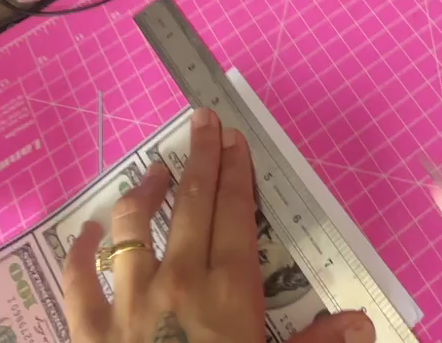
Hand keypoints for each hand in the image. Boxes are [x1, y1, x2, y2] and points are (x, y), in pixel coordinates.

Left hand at [63, 108, 374, 342]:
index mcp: (228, 292)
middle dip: (200, 158)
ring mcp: (129, 305)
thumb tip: (363, 323)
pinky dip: (80, 252)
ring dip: (144, 192)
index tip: (234, 136)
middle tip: (203, 120)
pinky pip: (78, 283)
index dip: (235, 170)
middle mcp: (178, 283)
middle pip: (192, 205)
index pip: (234, 212)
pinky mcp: (90, 332)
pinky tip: (87, 230)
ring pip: (134, 227)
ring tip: (155, 172)